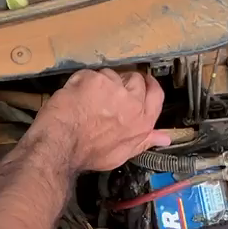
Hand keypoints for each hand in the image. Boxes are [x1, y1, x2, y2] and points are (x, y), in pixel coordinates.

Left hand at [24, 68, 170, 173]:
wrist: (62, 146)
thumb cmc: (90, 153)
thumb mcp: (123, 154)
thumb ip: (145, 140)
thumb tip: (165, 138)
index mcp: (143, 121)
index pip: (156, 94)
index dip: (149, 86)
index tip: (144, 82)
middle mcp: (132, 102)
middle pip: (135, 80)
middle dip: (122, 84)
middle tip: (107, 95)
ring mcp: (113, 88)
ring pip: (111, 75)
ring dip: (100, 83)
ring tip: (87, 100)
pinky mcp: (94, 79)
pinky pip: (90, 74)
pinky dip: (82, 83)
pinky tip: (75, 97)